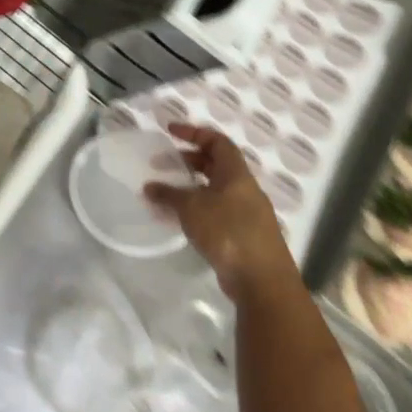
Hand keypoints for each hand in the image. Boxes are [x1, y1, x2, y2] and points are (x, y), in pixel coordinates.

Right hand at [145, 124, 298, 300]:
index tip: (169, 131)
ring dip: (191, 185)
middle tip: (162, 164)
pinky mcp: (244, 234)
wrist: (262, 280)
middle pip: (217, 164)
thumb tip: (150, 187)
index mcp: (237, 175)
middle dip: (188, 160)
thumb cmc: (227, 232)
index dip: (194, 132)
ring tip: (166, 191)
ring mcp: (247, 213)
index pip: (218, 142)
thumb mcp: (191, 207)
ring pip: (216, 188)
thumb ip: (168, 194)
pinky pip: (217, 210)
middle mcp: (245, 190)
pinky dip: (197, 207)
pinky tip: (179, 218)